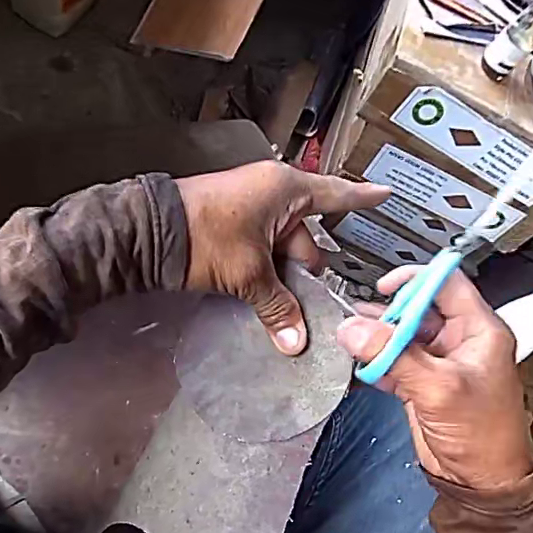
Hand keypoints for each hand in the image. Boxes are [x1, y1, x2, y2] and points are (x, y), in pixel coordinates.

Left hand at [175, 162, 390, 354]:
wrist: (148, 234)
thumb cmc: (204, 236)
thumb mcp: (247, 274)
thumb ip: (277, 307)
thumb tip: (297, 342)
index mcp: (286, 190)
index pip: (336, 196)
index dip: (361, 200)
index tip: (384, 196)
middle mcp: (272, 196)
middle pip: (306, 240)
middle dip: (306, 274)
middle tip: (305, 308)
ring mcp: (250, 212)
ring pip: (281, 252)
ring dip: (282, 281)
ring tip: (281, 312)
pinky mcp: (231, 230)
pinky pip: (261, 255)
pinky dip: (264, 276)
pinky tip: (263, 301)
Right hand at [336, 266, 532, 491]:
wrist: (480, 480)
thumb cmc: (486, 437)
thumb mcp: (439, 388)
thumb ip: (395, 356)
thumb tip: (357, 330)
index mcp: (479, 331)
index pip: (446, 284)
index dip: (415, 280)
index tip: (384, 287)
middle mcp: (459, 343)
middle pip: (417, 311)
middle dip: (387, 314)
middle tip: (360, 322)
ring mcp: (438, 364)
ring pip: (401, 337)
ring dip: (377, 339)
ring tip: (353, 340)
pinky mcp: (421, 385)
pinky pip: (393, 363)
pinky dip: (376, 364)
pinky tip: (363, 366)